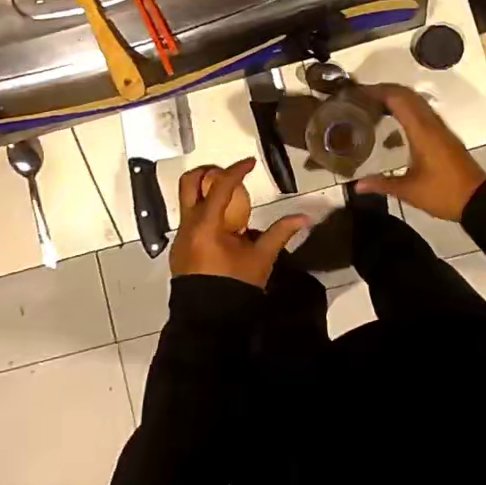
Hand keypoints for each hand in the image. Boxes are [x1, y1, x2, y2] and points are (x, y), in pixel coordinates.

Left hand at [169, 158, 307, 288]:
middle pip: (189, 183)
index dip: (236, 170)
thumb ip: (281, 232)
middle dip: (208, 171)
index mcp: (206, 225)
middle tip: (230, 173)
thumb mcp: (262, 257)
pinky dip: (206, 212)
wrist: (208, 321)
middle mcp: (188, 226)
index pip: (219, 185)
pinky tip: (227, 225)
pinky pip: (191, 219)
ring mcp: (180, 237)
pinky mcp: (180, 248)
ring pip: (188, 201)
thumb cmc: (235, 287)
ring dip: (207, 192)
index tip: (250, 163)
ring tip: (232, 198)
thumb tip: (305, 217)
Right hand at [354, 84, 485, 220]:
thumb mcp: (409, 191)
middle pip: (408, 95)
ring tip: (374, 108)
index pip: (399, 99)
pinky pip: (423, 114)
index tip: (359, 93)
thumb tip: (357, 186)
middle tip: (362, 98)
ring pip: (417, 103)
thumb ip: (382, 184)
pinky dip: (407, 111)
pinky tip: (394, 129)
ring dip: (397, 100)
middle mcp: (432, 124)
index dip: (379, 91)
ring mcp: (441, 129)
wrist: (478, 200)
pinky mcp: (445, 136)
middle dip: (385, 91)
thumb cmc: (443, 193)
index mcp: (422, 132)